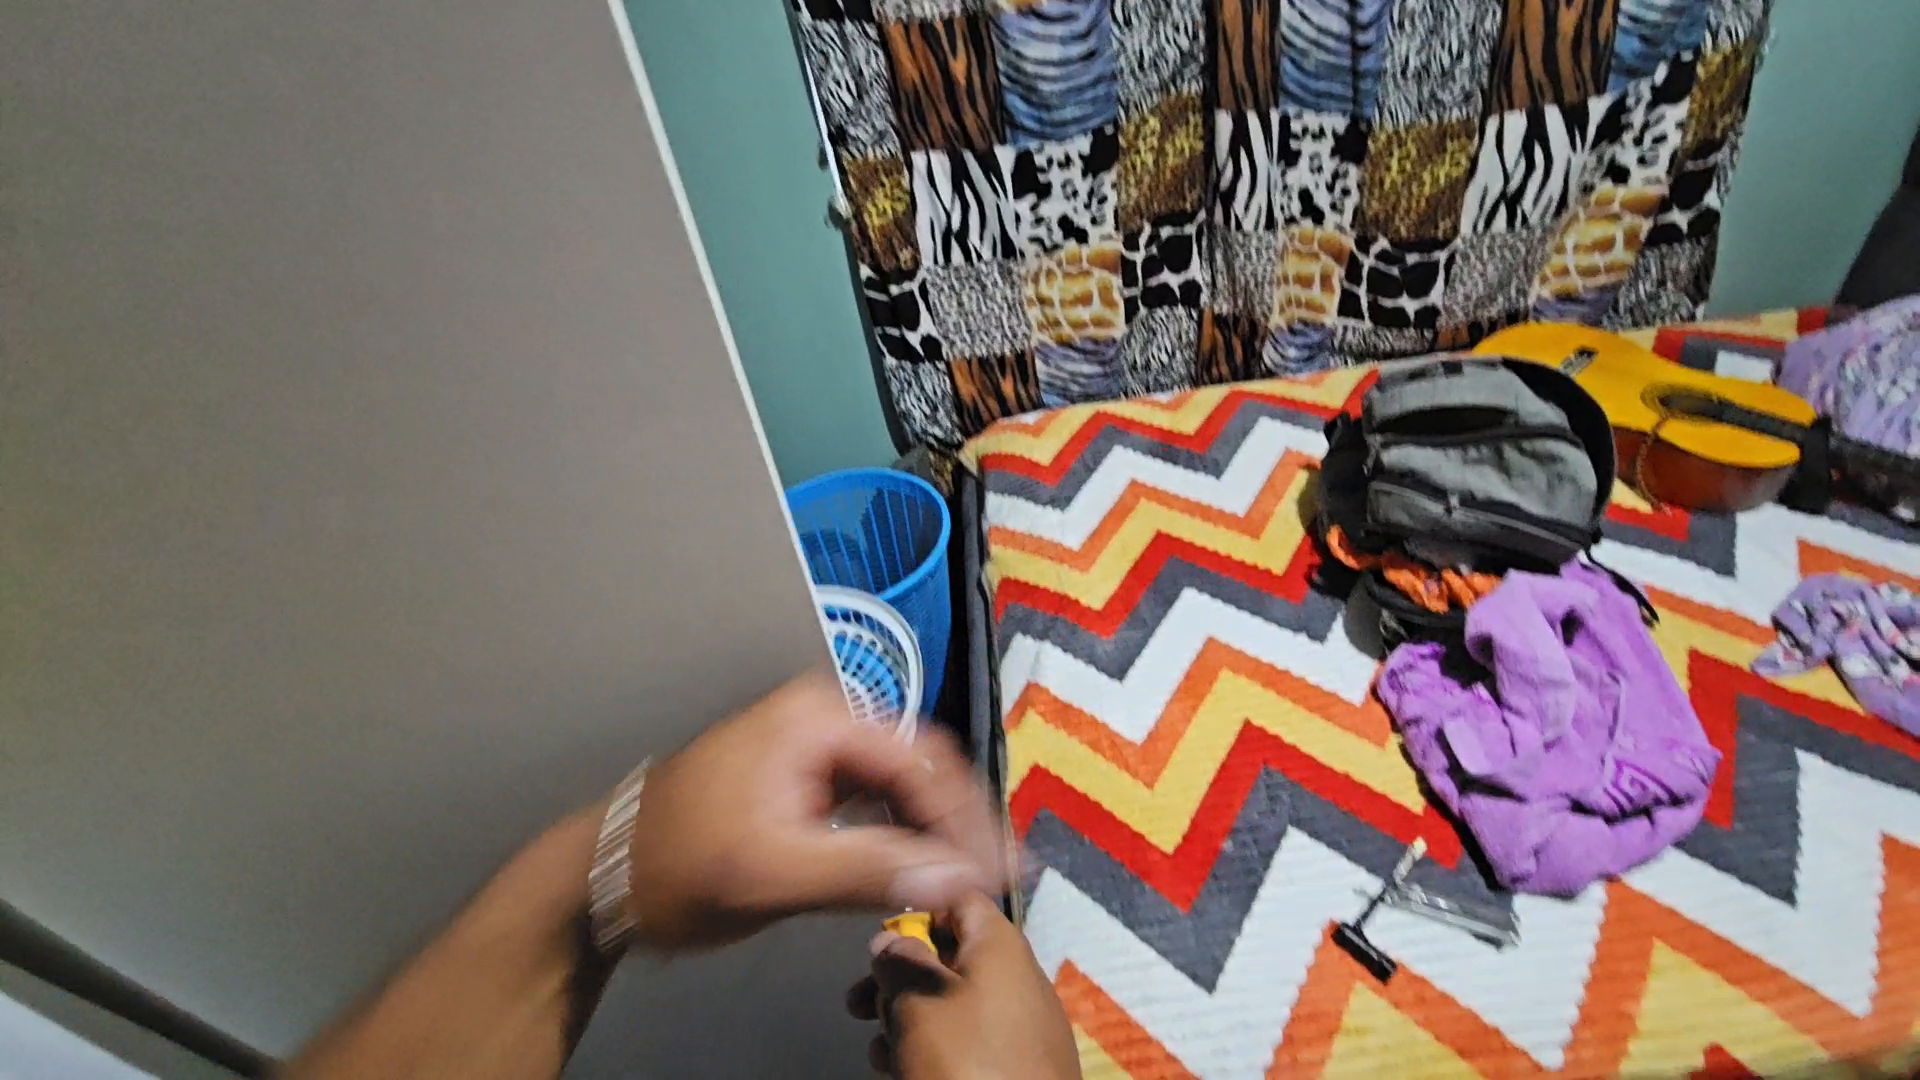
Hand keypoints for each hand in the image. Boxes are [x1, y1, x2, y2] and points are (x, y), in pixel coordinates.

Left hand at [621, 671, 1005, 951]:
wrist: (606, 872)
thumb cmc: (679, 865)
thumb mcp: (773, 872)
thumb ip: (869, 870)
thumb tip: (960, 877)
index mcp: (819, 718)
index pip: (919, 760)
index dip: (965, 816)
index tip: (998, 869)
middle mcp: (825, 716)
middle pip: (916, 763)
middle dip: (955, 819)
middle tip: (990, 876)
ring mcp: (815, 742)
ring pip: (898, 780)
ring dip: (931, 827)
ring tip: (961, 875)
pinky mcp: (807, 772)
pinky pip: (872, 794)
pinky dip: (899, 830)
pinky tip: (914, 862)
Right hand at [846, 892, 1080, 1079]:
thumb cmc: (967, 1061)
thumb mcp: (918, 1002)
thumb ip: (898, 962)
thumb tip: (889, 941)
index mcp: (1000, 943)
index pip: (955, 901)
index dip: (914, 915)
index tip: (878, 945)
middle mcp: (1018, 974)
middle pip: (951, 956)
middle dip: (901, 977)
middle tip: (859, 1005)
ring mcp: (1025, 1023)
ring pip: (957, 1002)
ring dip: (910, 1018)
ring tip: (877, 1049)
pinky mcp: (1024, 1066)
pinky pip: (974, 1039)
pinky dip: (937, 1046)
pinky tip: (902, 1071)